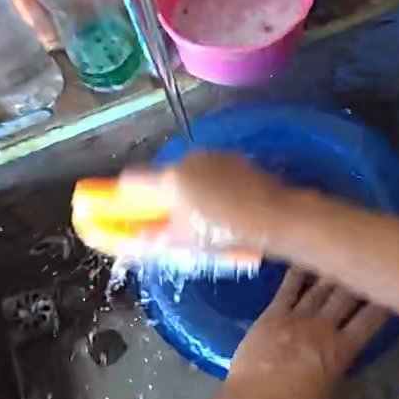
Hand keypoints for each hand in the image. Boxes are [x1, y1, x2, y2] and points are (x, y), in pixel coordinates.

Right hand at [118, 151, 296, 252]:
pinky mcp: (232, 158)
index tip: (126, 207)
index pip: (131, 180)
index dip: (124, 194)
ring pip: (187, 173)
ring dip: (188, 190)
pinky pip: (210, 171)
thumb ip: (155, 238)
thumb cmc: (225, 232)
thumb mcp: (186, 241)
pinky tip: (225, 204)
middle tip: (173, 220)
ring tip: (205, 215)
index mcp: (170, 180)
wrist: (274, 216)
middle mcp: (186, 161)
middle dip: (163, 196)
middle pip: (162, 176)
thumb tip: (134, 241)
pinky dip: (210, 184)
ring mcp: (211, 156)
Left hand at [205, 268, 390, 398]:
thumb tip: (345, 364)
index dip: (386, 302)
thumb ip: (340, 375)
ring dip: (334, 268)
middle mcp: (322, 328)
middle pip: (348, 295)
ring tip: (345, 249)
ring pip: (320, 287)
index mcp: (342, 352)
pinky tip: (305, 253)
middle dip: (362, 275)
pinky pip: (287, 288)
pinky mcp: (271, 315)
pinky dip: (298, 271)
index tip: (396, 287)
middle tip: (372, 257)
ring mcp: (295, 318)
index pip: (372, 320)